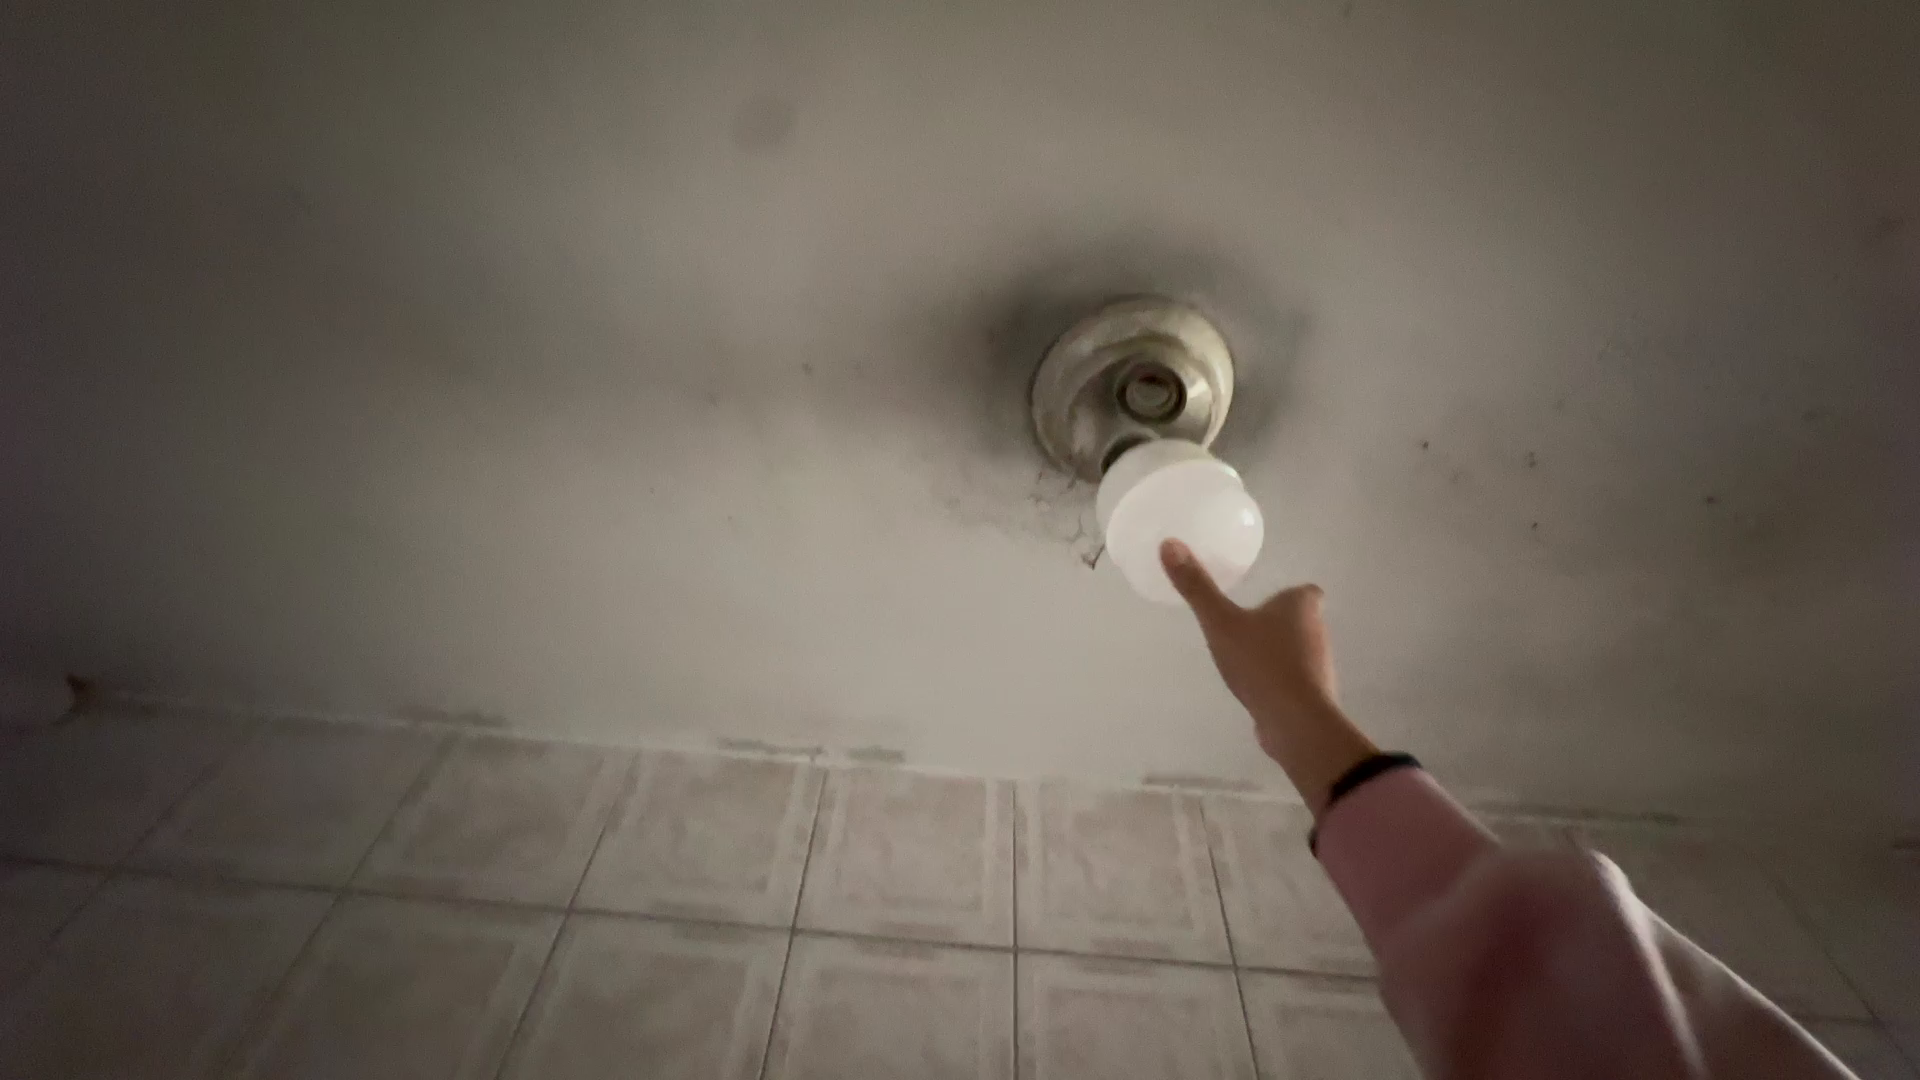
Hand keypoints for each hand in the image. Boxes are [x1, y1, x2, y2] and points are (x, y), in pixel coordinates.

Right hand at [1160, 539, 1356, 775]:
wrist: (1294, 720)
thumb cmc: (1261, 662)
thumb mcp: (1220, 622)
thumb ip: (1196, 587)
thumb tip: (1169, 543)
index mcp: (1302, 606)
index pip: (1306, 591)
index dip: (1289, 594)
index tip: (1266, 598)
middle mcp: (1317, 631)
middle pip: (1301, 619)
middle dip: (1277, 621)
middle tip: (1244, 623)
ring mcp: (1318, 666)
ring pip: (1297, 649)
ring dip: (1275, 650)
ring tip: (1242, 655)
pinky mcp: (1312, 694)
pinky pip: (1292, 678)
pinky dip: (1276, 678)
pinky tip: (1252, 686)